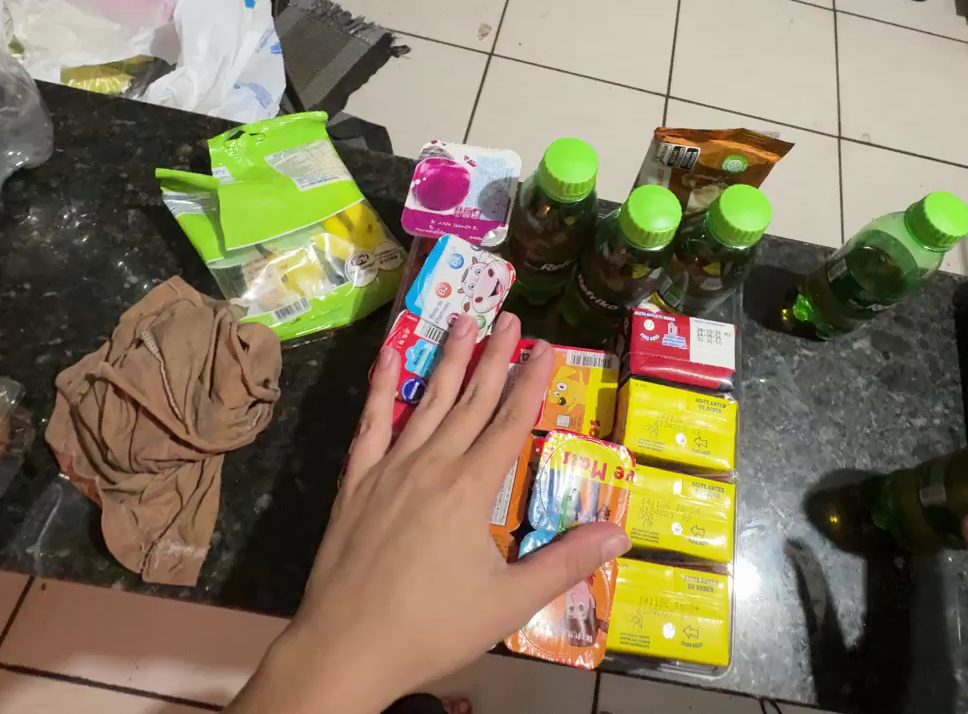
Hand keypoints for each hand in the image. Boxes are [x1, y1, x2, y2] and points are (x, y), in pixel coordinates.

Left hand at [228, 314, 629, 713]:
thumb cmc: (432, 628)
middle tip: (510, 318)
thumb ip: (565, 562)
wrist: (346, 650)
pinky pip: (371, 422)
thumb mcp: (509, 603)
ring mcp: (392, 466)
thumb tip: (621, 533)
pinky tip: (386, 354)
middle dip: (496, 356)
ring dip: (450, 359)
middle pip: (473, 399)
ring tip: (465, 320)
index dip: (533, 380)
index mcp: (471, 487)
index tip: (547, 346)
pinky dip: (380, 385)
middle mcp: (434, 463)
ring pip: (428, 401)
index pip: (511, 420)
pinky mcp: (359, 479)